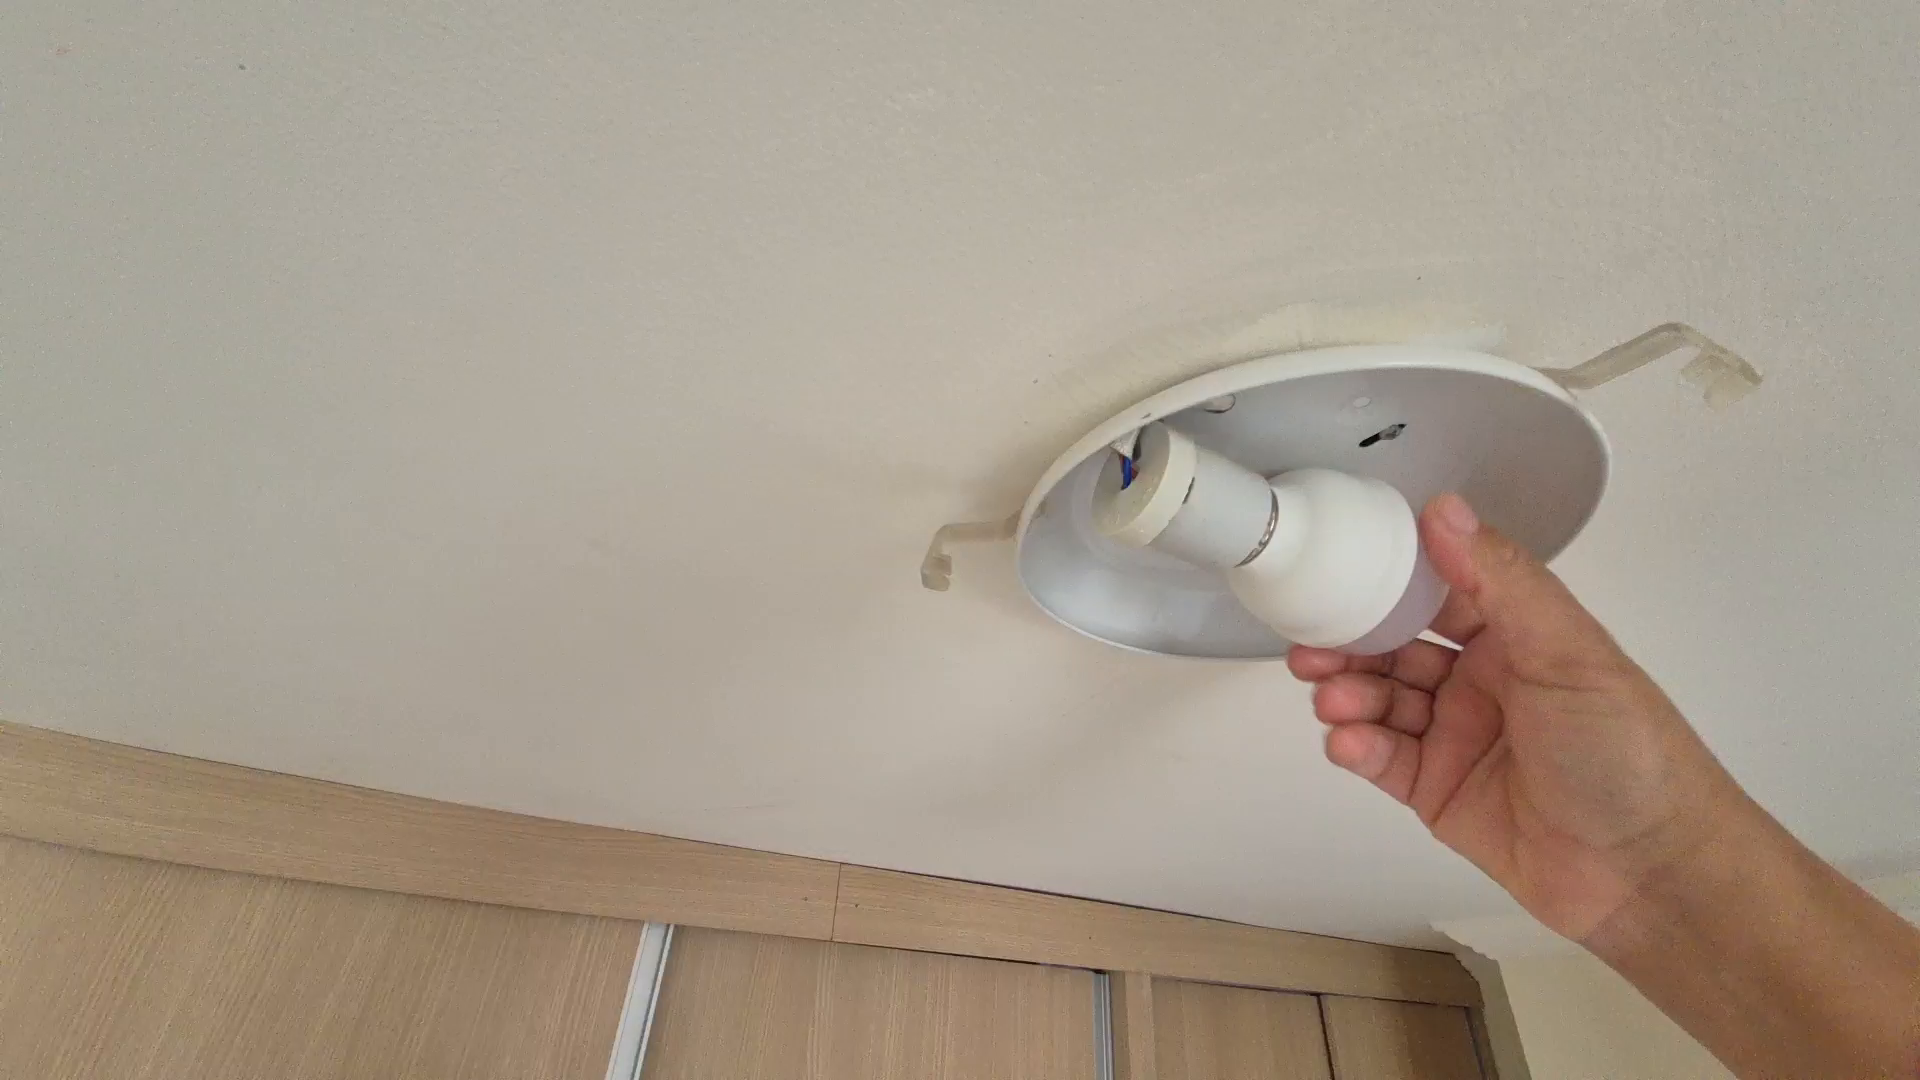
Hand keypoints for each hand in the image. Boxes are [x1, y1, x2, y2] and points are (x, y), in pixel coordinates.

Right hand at [1287, 494, 1748, 940]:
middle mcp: (1475, 683)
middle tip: (1311, 651)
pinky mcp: (1430, 786)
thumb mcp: (1568, 654)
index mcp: (1511, 642)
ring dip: (1345, 696)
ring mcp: (1450, 735)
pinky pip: (1378, 756)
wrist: (1653, 880)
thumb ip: (1500, 581)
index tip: (1337, 578)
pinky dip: (1355, 746)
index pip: (1433, 597)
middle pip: (1389, 651)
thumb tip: (1444, 508)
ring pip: (1376, 701)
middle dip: (1346, 648)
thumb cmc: (1628, 756)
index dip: (1384, 587)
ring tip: (1333, 702)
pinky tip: (1350, 743)